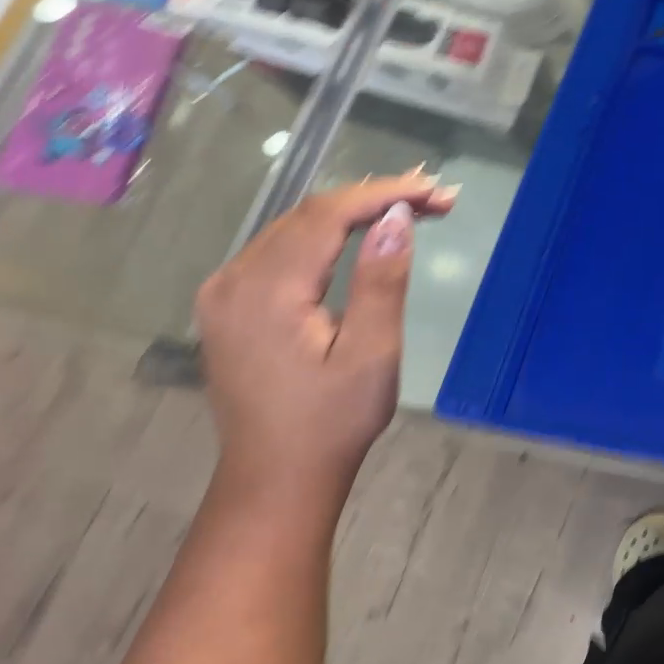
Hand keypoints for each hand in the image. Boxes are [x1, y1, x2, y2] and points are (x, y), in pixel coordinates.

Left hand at [195, 175, 456, 499]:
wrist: (279, 471)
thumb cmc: (335, 417)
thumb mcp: (372, 352)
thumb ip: (381, 281)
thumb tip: (397, 218)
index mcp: (267, 290)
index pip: (327, 215)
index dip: (384, 194)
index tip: (438, 191)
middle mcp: (233, 279)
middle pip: (307, 215)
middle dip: (373, 199)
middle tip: (437, 198)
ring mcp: (225, 292)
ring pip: (292, 228)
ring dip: (351, 213)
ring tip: (411, 208)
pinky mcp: (231, 305)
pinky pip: (280, 250)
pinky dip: (325, 234)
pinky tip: (359, 236)